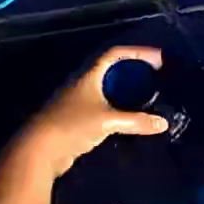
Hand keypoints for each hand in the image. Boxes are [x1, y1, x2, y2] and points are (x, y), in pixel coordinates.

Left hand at [5, 46, 170, 179]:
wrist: (40, 150)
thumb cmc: (72, 125)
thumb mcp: (107, 120)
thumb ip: (136, 121)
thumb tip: (163, 123)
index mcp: (88, 75)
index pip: (115, 54)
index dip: (137, 52)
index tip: (158, 59)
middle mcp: (82, 83)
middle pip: (111, 68)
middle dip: (133, 69)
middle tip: (154, 76)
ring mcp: (77, 100)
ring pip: (106, 87)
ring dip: (126, 89)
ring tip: (146, 94)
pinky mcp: (76, 118)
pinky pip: (103, 105)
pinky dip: (118, 106)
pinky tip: (129, 116)